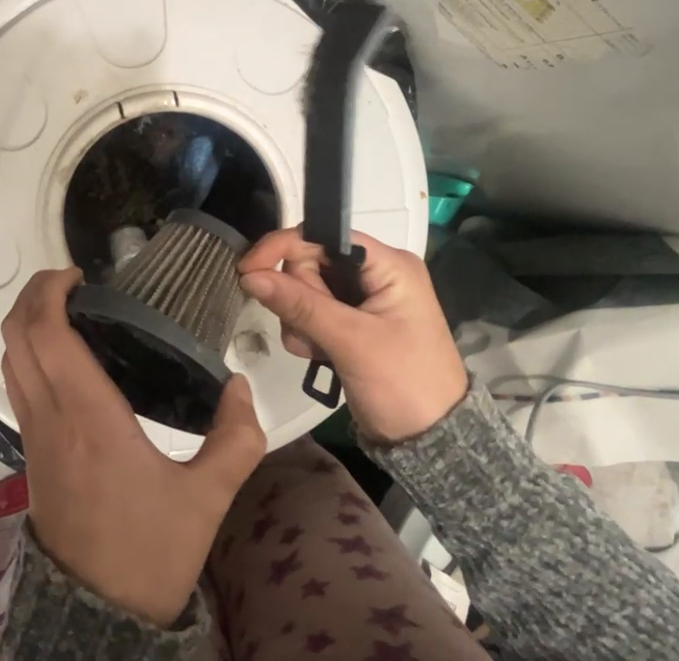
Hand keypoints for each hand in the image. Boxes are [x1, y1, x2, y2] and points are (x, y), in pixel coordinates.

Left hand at [0, 268, 266, 626]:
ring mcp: (33, 433)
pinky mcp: (31, 450)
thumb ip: (235, 438)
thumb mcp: (208, 498)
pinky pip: (18, 382)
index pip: (46, 333)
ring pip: (11, 357)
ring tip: (71, 311)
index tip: (80, 274)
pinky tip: (69, 357)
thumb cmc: (150, 550)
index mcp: (87, 415)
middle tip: (75, 282)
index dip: (50, 290)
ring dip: (28, 322)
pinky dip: (30, 351)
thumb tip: (240, 388)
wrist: (99, 611)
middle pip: (16, 334)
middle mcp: (50, 415)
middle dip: (34, 294)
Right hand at [237, 229, 467, 442]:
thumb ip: (300, 305)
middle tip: (311, 332)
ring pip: (304, 289)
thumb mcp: (351, 342)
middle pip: (309, 263)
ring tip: (317, 351)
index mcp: (388, 265)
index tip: (247, 271)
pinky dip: (304, 332)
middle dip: (297, 297)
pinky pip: (310, 313)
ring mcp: (363, 300)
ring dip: (298, 320)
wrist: (430, 442)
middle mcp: (375, 274)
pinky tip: (318, 356)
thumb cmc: (404, 384)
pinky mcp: (351, 324)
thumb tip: (249, 276)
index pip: (322, 235)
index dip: (282, 248)